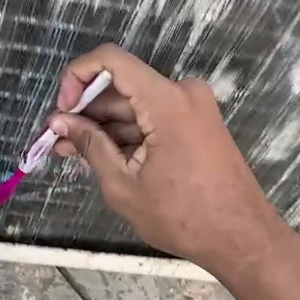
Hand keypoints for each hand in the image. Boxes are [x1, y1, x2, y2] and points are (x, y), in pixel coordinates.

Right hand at [50, 44, 292, 278]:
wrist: (242, 238)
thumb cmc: (183, 217)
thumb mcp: (123, 184)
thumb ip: (90, 145)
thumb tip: (60, 123)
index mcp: (167, 101)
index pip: (111, 60)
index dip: (78, 77)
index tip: (62, 111)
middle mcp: (183, 93)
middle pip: (122, 86)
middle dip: (86, 110)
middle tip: (57, 139)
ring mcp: (194, 108)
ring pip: (135, 105)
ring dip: (104, 126)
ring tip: (71, 153)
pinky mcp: (198, 124)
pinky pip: (153, 118)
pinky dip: (127, 134)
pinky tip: (102, 156)